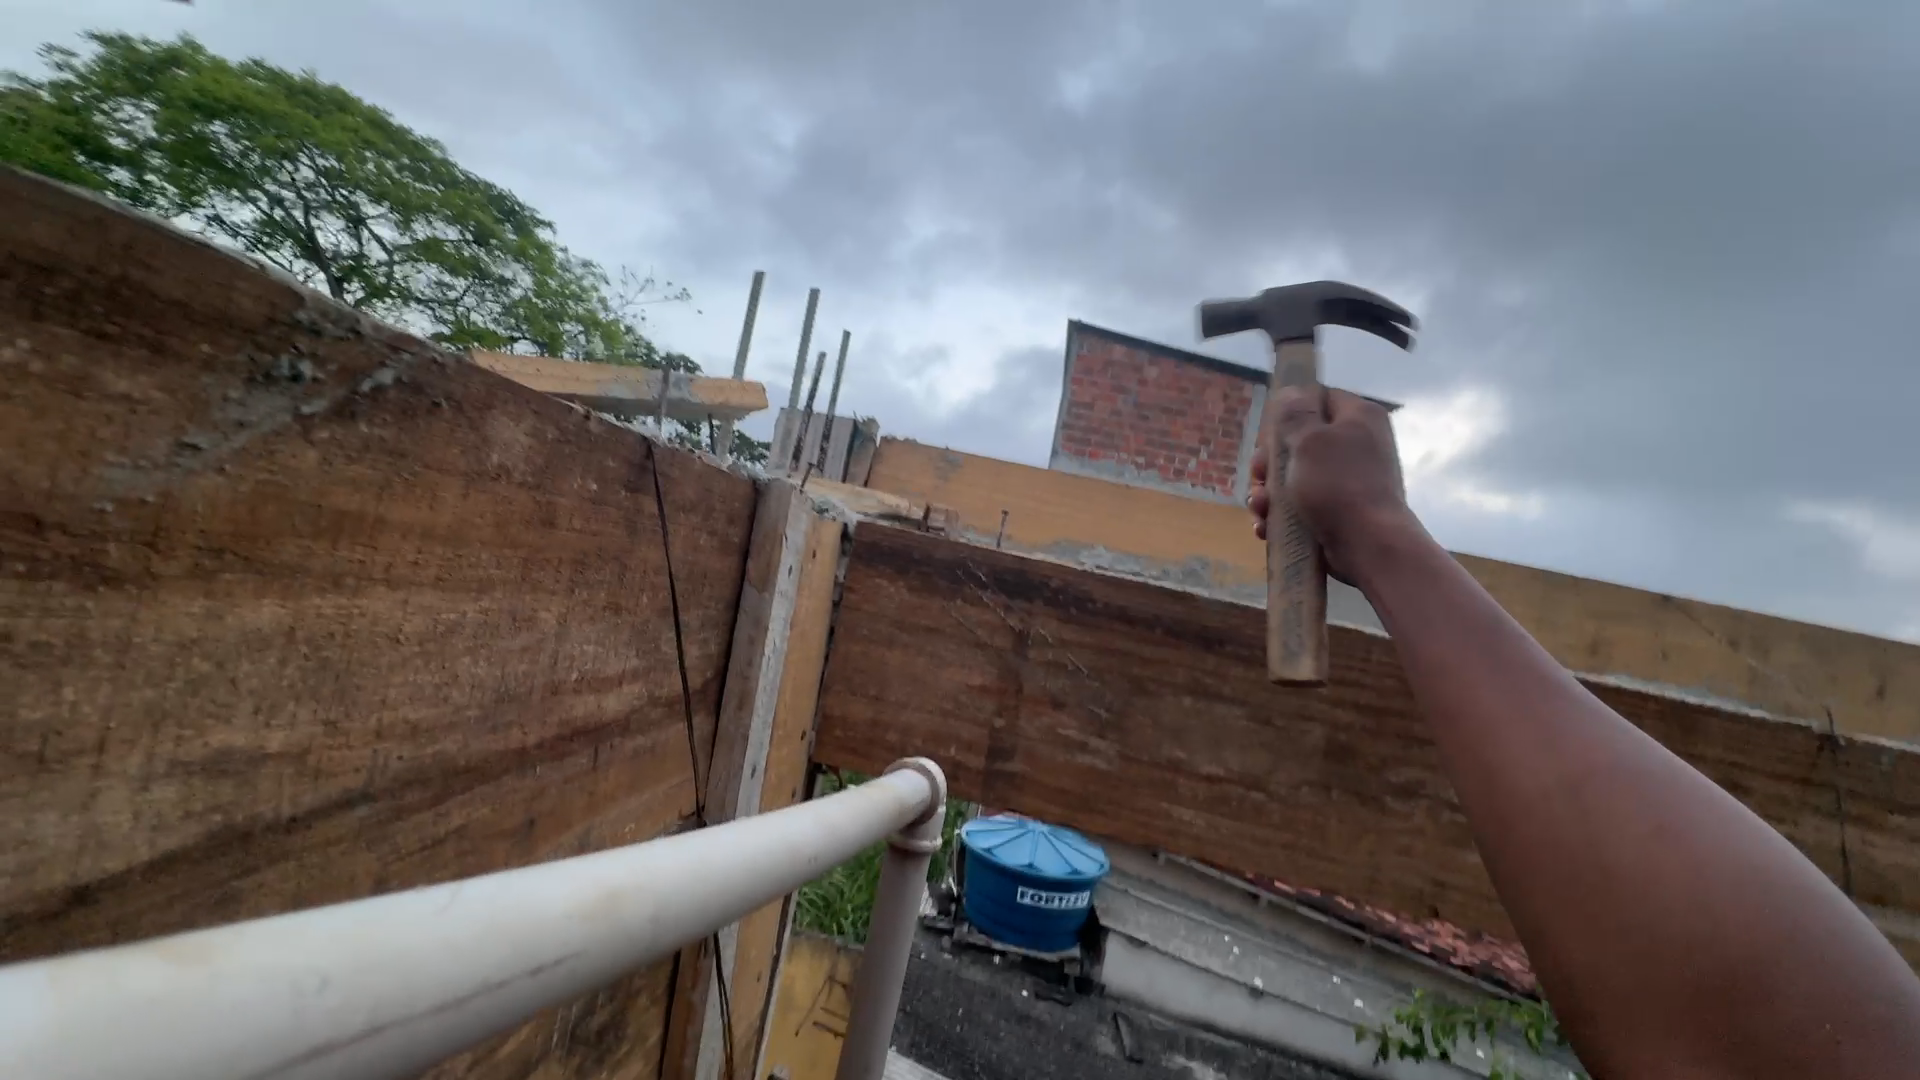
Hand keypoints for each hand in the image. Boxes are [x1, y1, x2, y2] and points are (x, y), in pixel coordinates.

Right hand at [1247, 386, 1424, 584]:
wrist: (1369, 545)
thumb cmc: (1338, 485)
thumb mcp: (1310, 441)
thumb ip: (1296, 414)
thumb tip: (1291, 391)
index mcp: (1358, 418)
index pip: (1319, 399)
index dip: (1290, 413)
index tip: (1269, 435)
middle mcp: (1356, 444)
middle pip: (1300, 442)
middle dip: (1271, 462)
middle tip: (1259, 475)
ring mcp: (1348, 481)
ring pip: (1295, 478)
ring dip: (1270, 494)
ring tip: (1260, 508)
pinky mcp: (1339, 511)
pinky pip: (1302, 506)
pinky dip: (1281, 516)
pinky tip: (1266, 527)